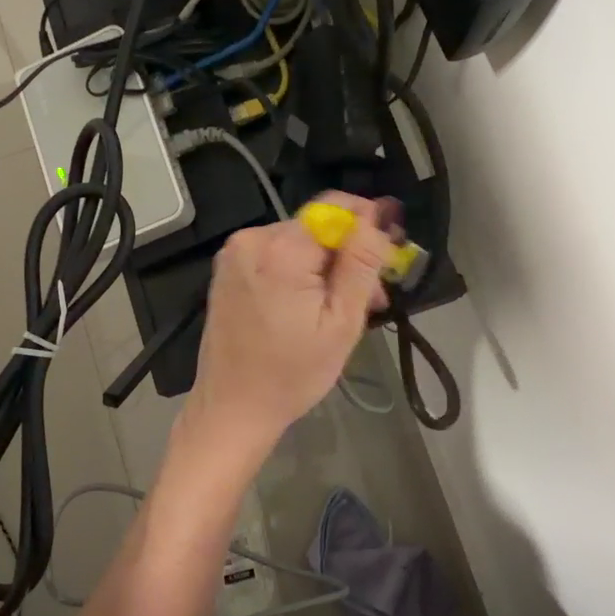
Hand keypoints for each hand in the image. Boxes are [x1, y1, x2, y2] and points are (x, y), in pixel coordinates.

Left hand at [178, 192, 396, 463]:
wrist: (232, 408)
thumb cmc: (292, 374)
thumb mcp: (342, 322)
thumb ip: (362, 263)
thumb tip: (378, 214)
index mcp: (281, 249)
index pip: (335, 207)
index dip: (367, 223)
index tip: (388, 253)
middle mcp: (252, 239)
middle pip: (316, 227)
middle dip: (348, 254)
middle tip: (371, 299)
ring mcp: (234, 254)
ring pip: (298, 242)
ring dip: (324, 267)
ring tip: (340, 312)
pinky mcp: (227, 271)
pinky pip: (275, 256)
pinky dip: (297, 273)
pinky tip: (308, 309)